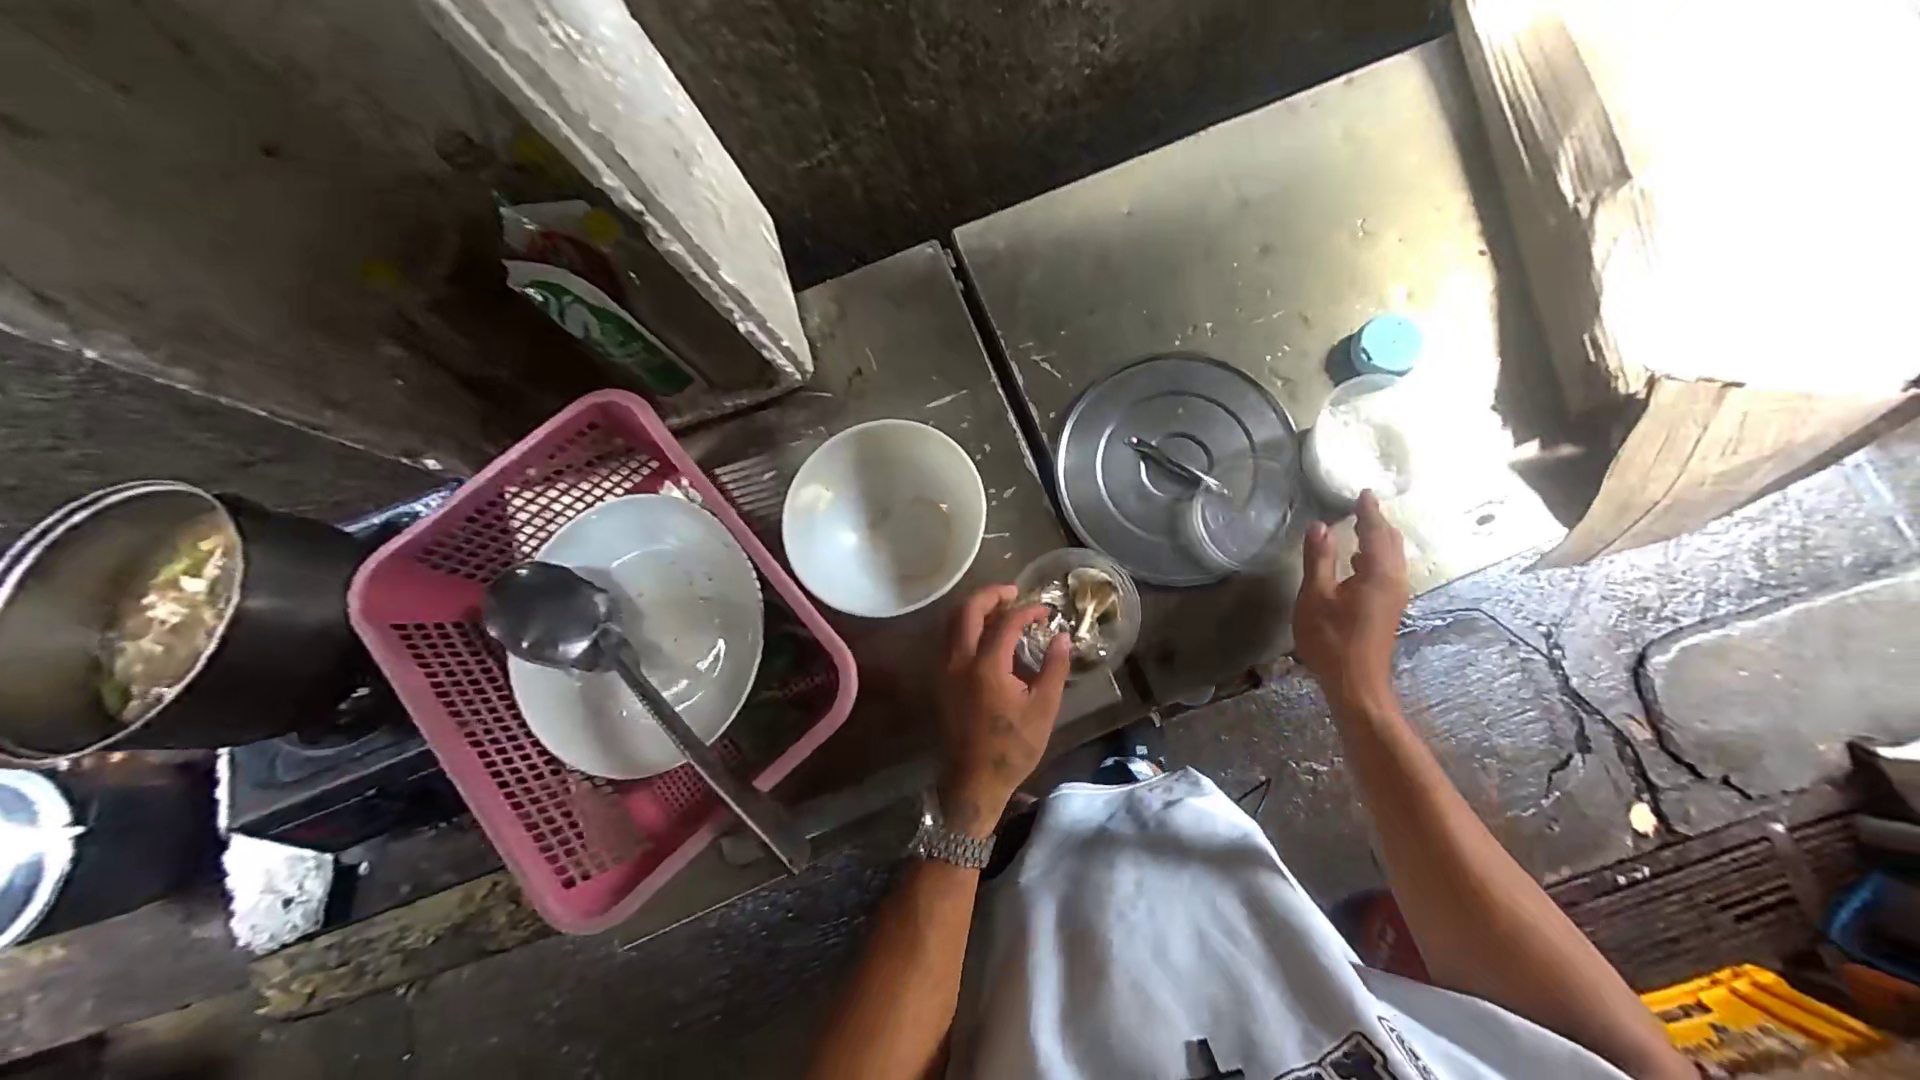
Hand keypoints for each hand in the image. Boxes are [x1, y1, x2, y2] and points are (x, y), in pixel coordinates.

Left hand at [937, 585, 1070, 835]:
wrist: (974, 779)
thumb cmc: (1013, 747)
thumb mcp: (1044, 708)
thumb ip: (1054, 667)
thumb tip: (1062, 636)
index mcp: (986, 667)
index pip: (1006, 623)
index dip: (1027, 611)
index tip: (1045, 612)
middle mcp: (959, 661)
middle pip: (967, 611)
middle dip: (991, 595)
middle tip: (1014, 593)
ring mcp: (944, 669)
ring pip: (952, 622)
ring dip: (975, 609)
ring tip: (1001, 609)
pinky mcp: (939, 679)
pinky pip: (948, 639)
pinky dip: (965, 626)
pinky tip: (986, 635)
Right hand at [1293, 490, 1409, 709]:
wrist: (1355, 682)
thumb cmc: (1331, 639)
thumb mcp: (1316, 596)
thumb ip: (1319, 559)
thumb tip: (1320, 526)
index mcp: (1379, 574)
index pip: (1376, 532)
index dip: (1368, 512)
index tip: (1363, 493)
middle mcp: (1394, 581)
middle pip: (1391, 543)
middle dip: (1378, 522)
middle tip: (1362, 505)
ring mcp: (1394, 596)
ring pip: (1391, 557)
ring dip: (1378, 539)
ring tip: (1361, 526)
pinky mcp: (1388, 608)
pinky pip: (1386, 570)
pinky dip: (1375, 555)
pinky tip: (1359, 559)